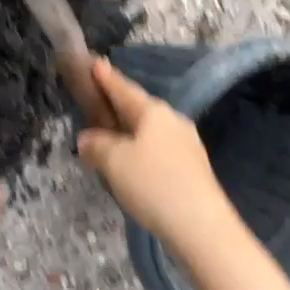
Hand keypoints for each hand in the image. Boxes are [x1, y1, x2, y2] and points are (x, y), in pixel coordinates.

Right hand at [76, 59, 234, 249]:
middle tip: (97, 104)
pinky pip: (159, 152)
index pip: (124, 90)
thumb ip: (96, 146)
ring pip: (150, 133)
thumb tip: (88, 138)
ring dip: (129, 134)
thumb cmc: (153, 184)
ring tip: (110, 141)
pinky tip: (133, 167)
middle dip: (117, 108)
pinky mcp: (192, 169)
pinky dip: (141, 153)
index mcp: (154, 112)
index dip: (106, 78)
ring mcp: (187, 145)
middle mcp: (173, 122)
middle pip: (139, 110)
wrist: (201, 226)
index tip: (95, 63)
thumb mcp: (114, 162)